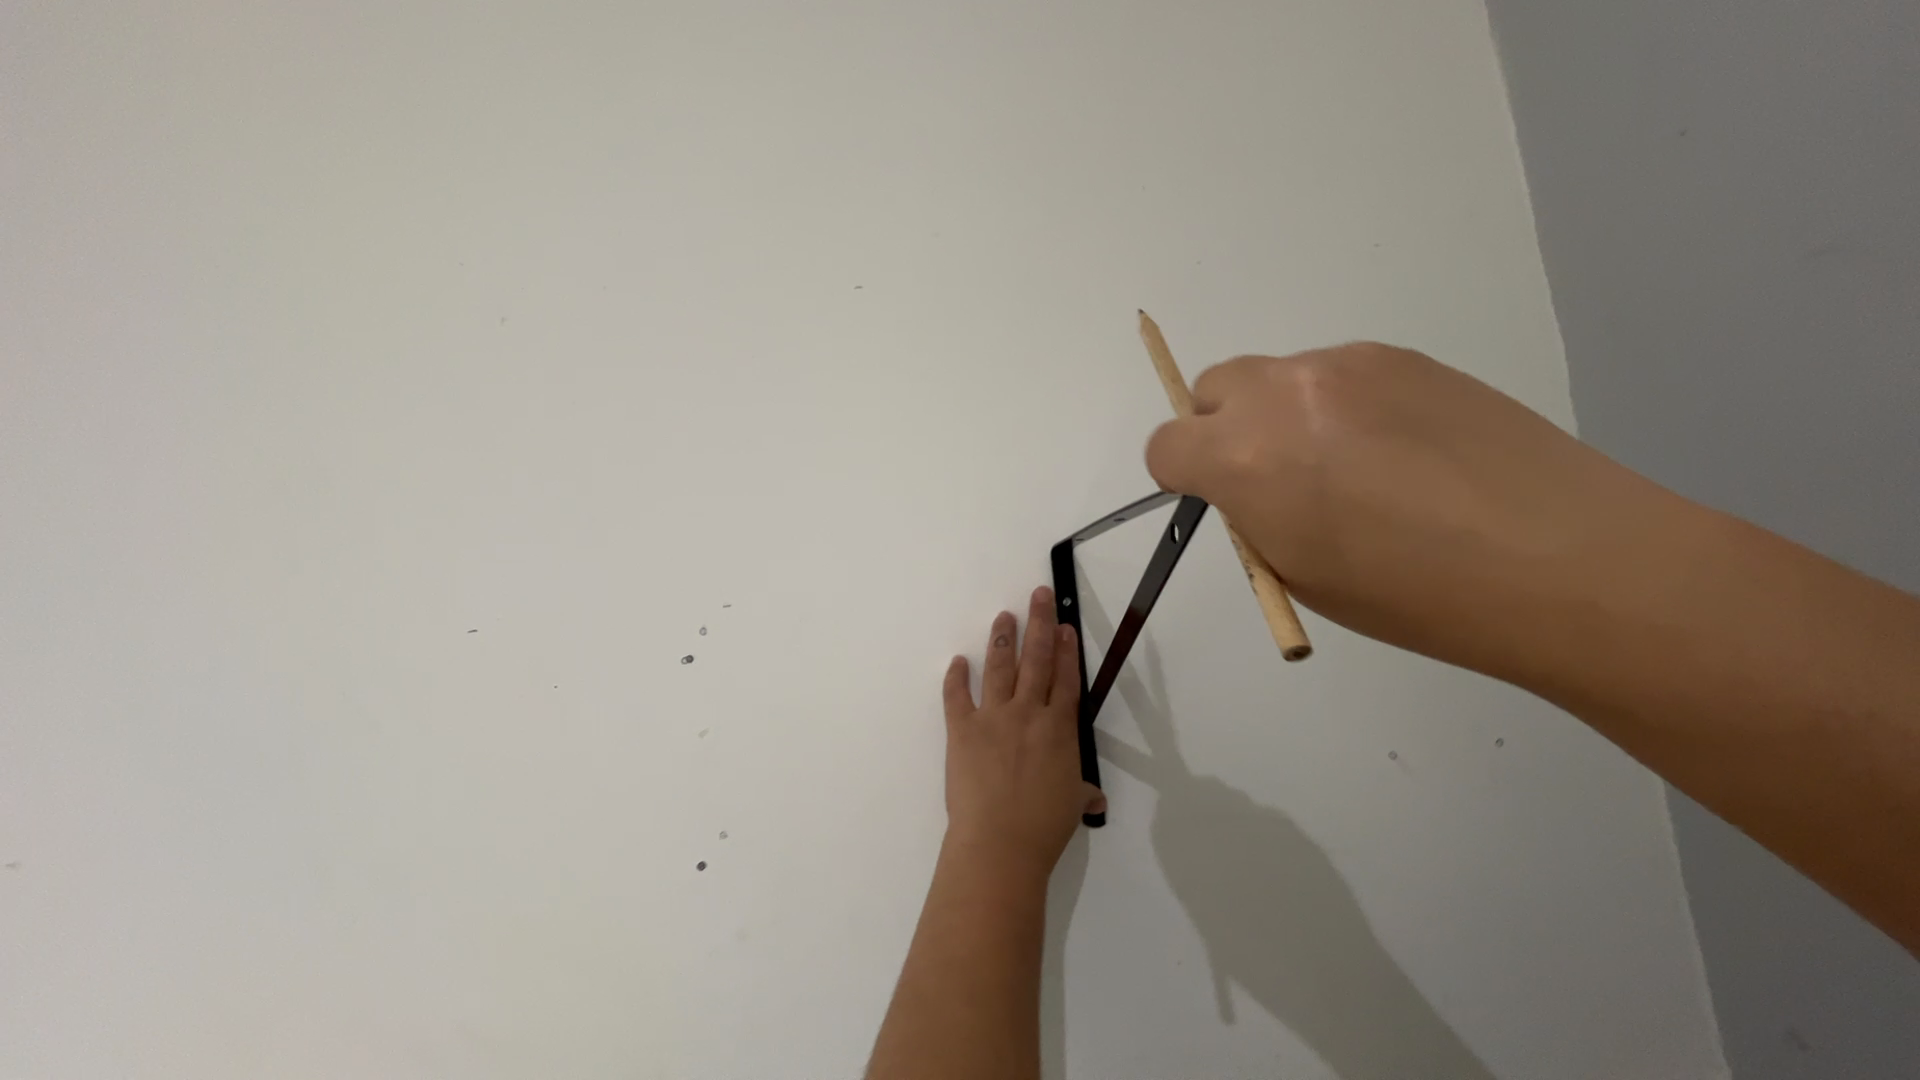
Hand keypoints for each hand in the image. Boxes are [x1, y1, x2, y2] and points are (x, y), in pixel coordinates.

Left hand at [941, 587, 1106, 878]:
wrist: (999, 842)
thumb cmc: (1042, 826)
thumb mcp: (1071, 804)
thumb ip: (1081, 793)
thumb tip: (1095, 799)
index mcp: (1059, 729)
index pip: (1065, 680)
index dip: (1066, 651)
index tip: (1065, 626)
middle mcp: (1028, 714)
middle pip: (1036, 660)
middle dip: (1040, 625)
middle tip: (1039, 596)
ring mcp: (993, 718)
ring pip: (999, 668)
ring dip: (1002, 639)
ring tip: (1004, 616)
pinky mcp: (961, 729)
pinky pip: (956, 697)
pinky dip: (955, 677)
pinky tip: (957, 661)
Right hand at [1144, 343, 1693, 681]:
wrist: (1557, 557)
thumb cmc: (1413, 595)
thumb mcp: (1298, 573)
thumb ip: (1253, 513)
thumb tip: (1250, 485)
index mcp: (1243, 459)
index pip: (1167, 445)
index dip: (1183, 475)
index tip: (1217, 499)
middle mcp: (1282, 395)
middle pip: (1214, 387)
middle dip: (1222, 428)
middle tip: (1274, 476)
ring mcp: (1346, 366)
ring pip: (1280, 377)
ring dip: (1286, 415)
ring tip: (1354, 467)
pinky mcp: (1402, 356)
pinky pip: (1339, 374)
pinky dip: (1342, 406)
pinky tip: (1400, 450)